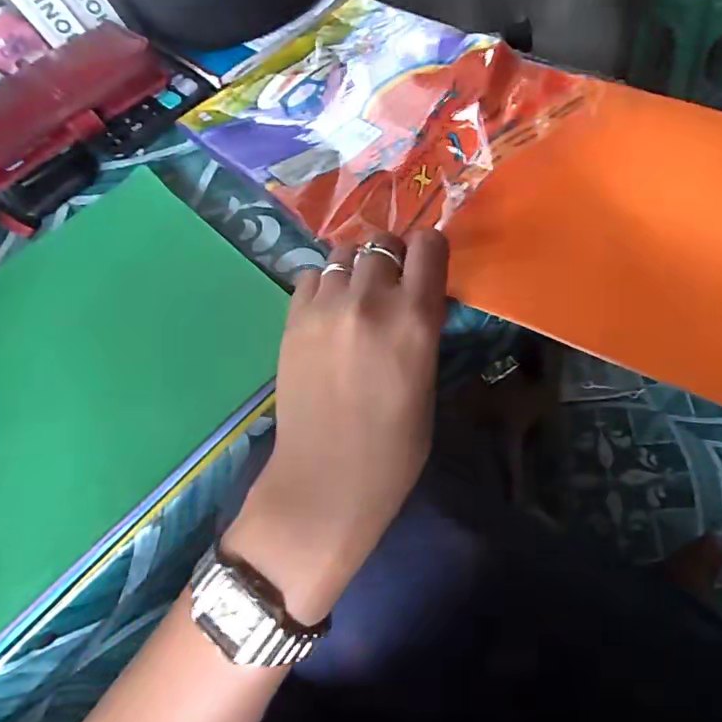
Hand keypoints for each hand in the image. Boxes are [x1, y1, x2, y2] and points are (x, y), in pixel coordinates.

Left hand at [223, 230, 450, 621]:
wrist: (325, 478)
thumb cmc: (394, 447)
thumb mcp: (427, 381)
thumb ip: (421, 330)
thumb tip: (413, 300)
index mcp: (415, 318)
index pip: (428, 245)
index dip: (429, 251)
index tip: (427, 266)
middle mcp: (369, 299)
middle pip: (381, 243)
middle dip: (391, 257)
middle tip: (389, 286)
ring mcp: (324, 306)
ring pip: (342, 254)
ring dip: (354, 269)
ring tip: (354, 299)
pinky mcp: (292, 319)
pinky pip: (310, 276)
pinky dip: (322, 285)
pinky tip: (326, 313)